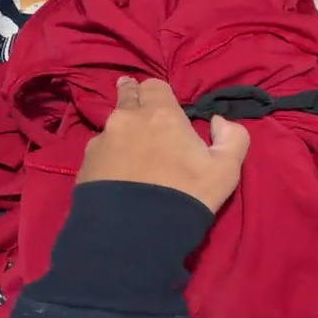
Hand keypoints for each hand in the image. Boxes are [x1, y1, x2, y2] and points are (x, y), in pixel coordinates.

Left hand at [79, 77, 249, 211]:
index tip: (164, 104)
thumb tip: (219, 122)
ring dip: (123, 133)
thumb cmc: (187, 193)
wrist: (137, 232)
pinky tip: (119, 177)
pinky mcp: (84, 166)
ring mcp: (101, 142)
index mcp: (161, 114)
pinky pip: (100, 153)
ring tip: (133, 155)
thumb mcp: (227, 168)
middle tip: (141, 111)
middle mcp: (126, 119)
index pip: (154, 85)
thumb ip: (233, 136)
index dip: (160, 94)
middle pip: (126, 96)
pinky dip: (109, 158)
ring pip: (112, 127)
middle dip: (133, 98)